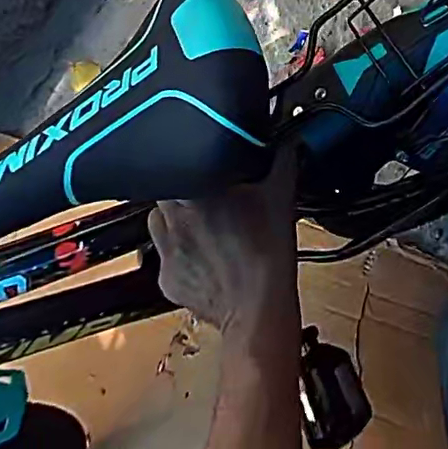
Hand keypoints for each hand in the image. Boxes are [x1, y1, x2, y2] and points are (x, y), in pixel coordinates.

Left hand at [148, 146, 298, 336]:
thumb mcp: (281, 195)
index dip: (191, 163)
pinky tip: (204, 254)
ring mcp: (165, 252)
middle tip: (209, 194)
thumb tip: (288, 139)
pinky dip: (180, 252)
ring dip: (176, 218)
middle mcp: (172, 219)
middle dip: (184, 189)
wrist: (259, 309)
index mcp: (194, 192)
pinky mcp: (166, 280)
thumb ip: (282, 158)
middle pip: (165, 191)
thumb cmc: (268, 251)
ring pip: (160, 222)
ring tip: (203, 223)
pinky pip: (166, 255)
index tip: (205, 166)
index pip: (176, 164)